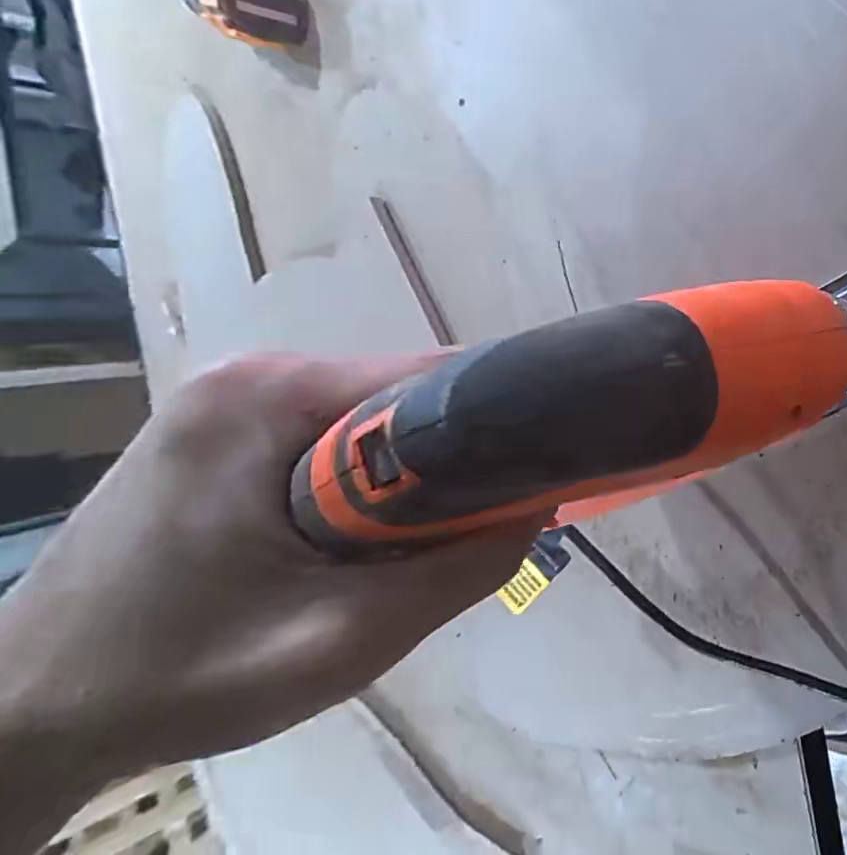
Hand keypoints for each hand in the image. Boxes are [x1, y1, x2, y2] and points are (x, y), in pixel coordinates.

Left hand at [0, 355, 542, 784]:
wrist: (18, 721)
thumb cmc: (177, 675)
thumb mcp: (347, 637)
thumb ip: (466, 567)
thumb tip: (542, 507)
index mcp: (271, 395)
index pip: (445, 378)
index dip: (506, 425)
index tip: (538, 479)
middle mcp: (258, 376)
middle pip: (422, 397)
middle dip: (461, 461)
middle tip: (467, 532)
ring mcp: (241, 399)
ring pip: (393, 421)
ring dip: (425, 476)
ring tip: (415, 542)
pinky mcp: (235, 427)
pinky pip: (353, 437)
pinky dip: (384, 480)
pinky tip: (368, 535)